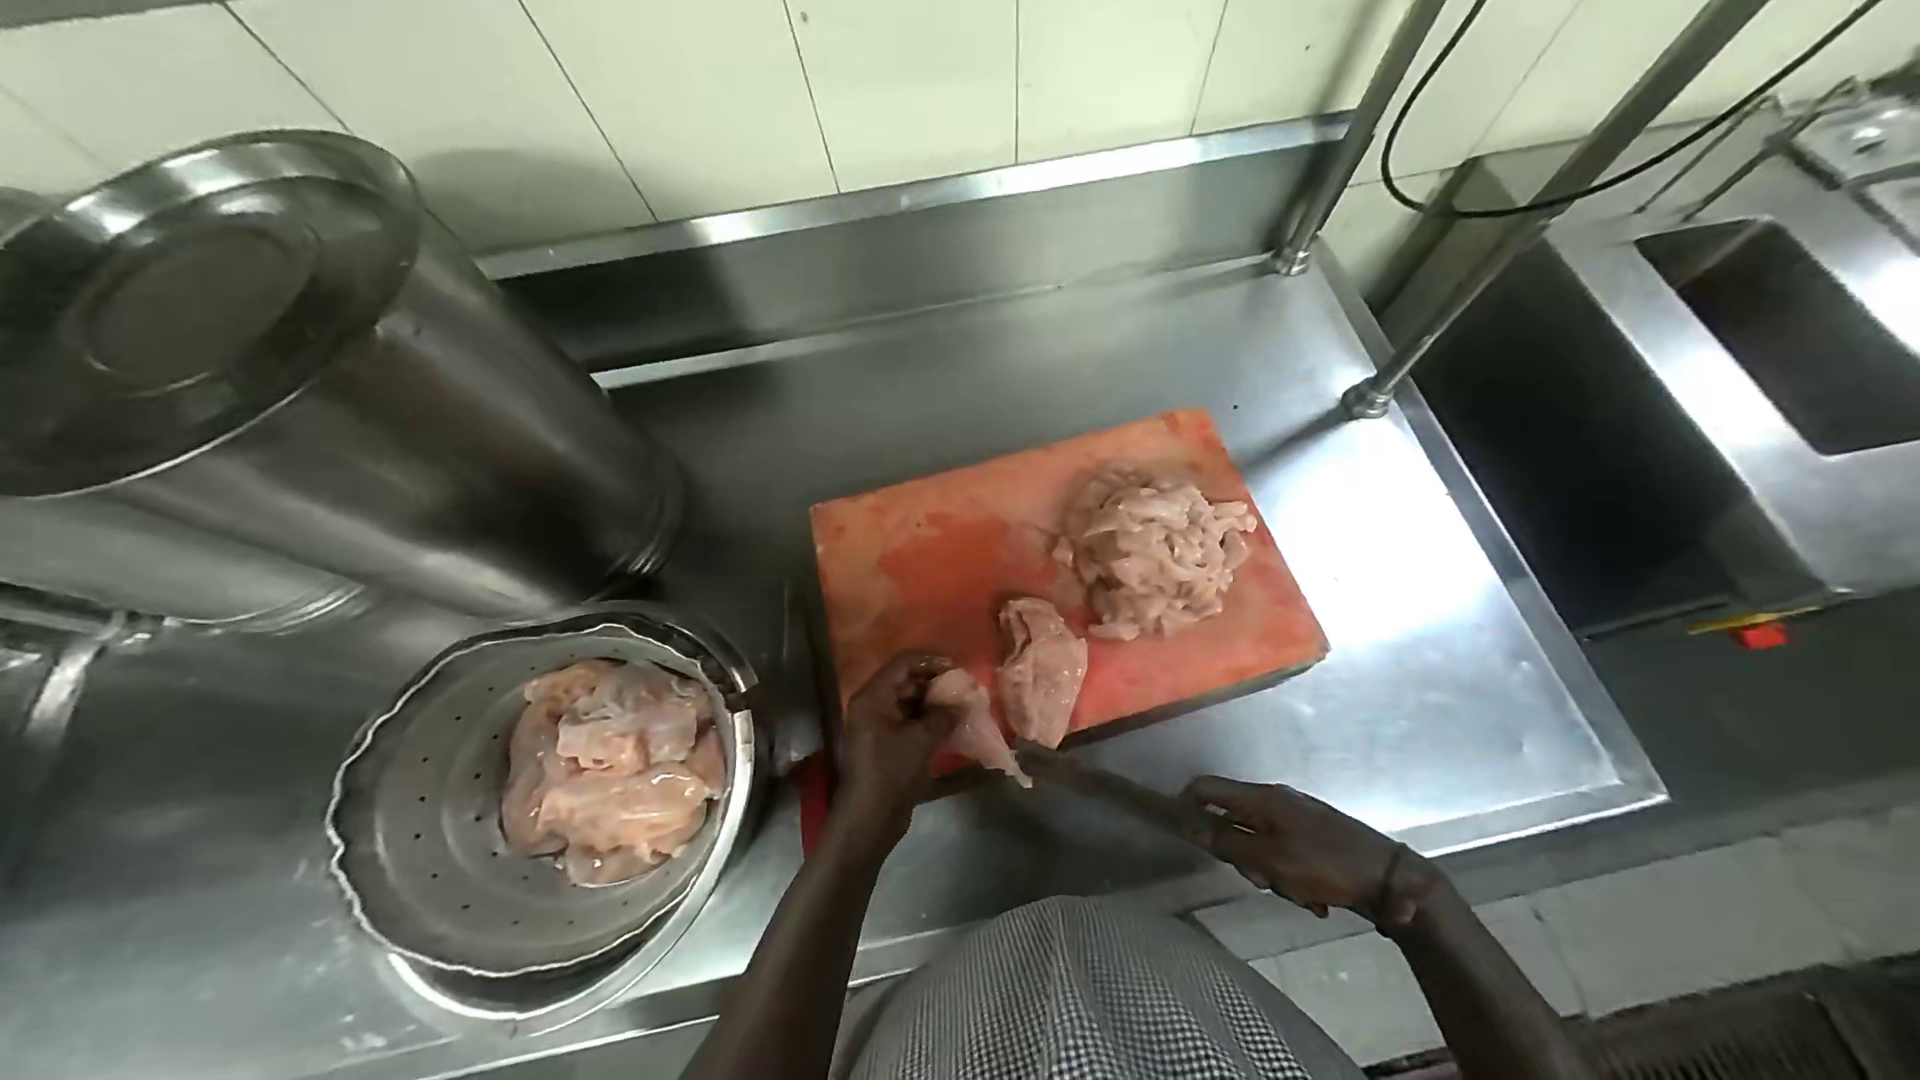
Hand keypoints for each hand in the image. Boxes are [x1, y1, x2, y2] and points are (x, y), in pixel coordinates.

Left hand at [835, 651, 959, 843]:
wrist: (870, 817)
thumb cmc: (893, 771)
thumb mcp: (923, 739)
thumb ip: (944, 714)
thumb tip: (961, 702)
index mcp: (873, 696)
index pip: (903, 663)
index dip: (931, 661)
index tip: (957, 670)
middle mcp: (871, 704)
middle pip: (905, 680)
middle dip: (934, 682)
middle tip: (961, 690)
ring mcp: (875, 724)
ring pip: (907, 700)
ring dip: (932, 701)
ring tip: (958, 707)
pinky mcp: (883, 742)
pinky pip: (906, 719)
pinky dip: (926, 718)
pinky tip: (947, 725)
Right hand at [1181, 776, 1439, 931]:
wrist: (1392, 880)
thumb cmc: (1325, 864)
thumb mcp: (1269, 859)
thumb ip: (1226, 842)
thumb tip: (1189, 824)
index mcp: (1262, 798)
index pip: (1206, 787)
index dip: (1187, 806)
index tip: (1186, 835)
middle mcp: (1276, 800)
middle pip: (1233, 820)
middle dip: (1240, 855)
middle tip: (1260, 879)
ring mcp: (1297, 817)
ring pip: (1259, 842)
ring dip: (1269, 871)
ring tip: (1298, 894)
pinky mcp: (1314, 837)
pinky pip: (1285, 852)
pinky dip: (1292, 875)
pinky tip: (1314, 898)